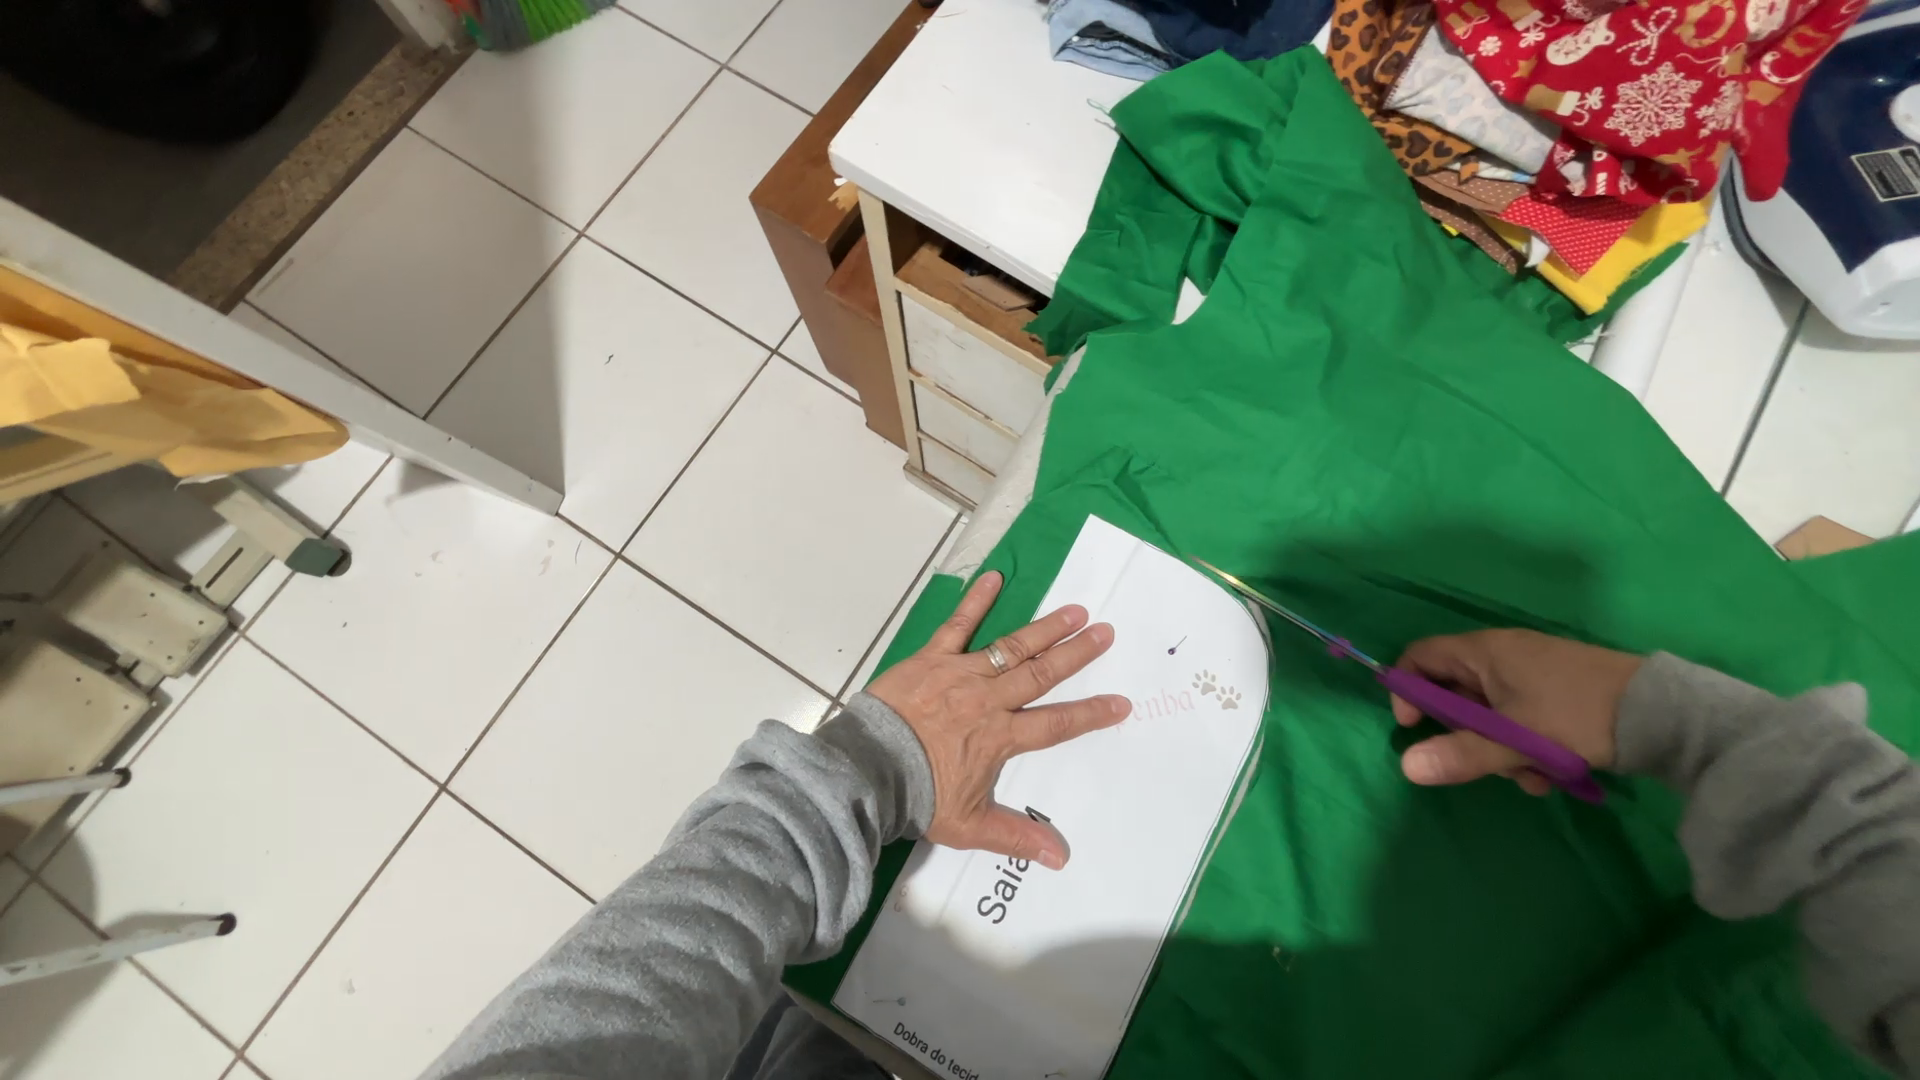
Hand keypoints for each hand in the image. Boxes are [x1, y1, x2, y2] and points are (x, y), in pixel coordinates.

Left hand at [867, 571, 1129, 868]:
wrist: (867, 770)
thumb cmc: (918, 796)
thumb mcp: (970, 825)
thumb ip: (1016, 836)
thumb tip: (1061, 859)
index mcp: (1000, 737)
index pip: (1055, 724)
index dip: (1090, 714)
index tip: (1120, 702)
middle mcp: (989, 699)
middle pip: (1041, 674)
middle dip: (1076, 655)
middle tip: (1105, 632)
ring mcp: (961, 674)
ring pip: (1011, 648)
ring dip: (1044, 629)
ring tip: (1074, 610)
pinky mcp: (932, 658)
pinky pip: (957, 626)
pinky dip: (975, 601)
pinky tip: (994, 577)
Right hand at [1389, 629, 1641, 795]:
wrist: (1670, 715)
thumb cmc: (1578, 715)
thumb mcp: (1515, 740)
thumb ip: (1459, 753)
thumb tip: (1407, 767)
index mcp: (1483, 651)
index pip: (1419, 657)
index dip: (1407, 690)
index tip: (1415, 726)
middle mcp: (1502, 655)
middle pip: (1454, 690)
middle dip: (1463, 733)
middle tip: (1480, 762)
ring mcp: (1532, 673)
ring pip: (1489, 711)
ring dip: (1498, 748)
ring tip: (1527, 777)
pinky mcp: (1558, 692)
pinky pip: (1519, 716)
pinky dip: (1523, 745)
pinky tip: (1548, 774)